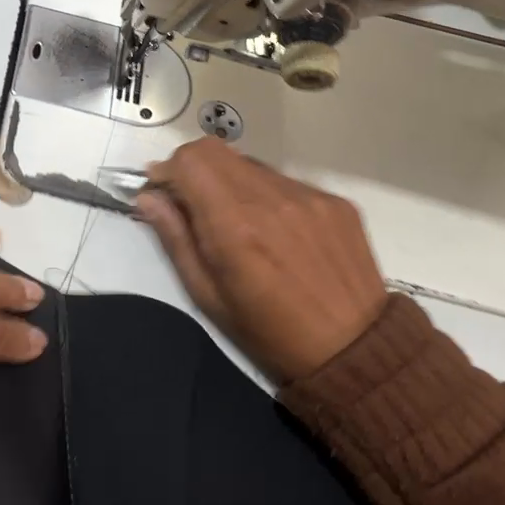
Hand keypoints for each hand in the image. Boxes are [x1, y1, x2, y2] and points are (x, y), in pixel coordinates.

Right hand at [140, 139, 388, 383]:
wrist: (356, 353)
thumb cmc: (268, 333)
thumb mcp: (207, 295)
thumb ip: (175, 238)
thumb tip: (148, 197)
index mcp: (233, 224)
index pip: (188, 160)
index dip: (167, 170)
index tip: (162, 192)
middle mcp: (271, 198)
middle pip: (215, 151)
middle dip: (192, 168)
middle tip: (192, 202)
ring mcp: (308, 196)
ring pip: (249, 164)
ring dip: (230, 181)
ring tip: (238, 222)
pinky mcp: (336, 202)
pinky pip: (285, 181)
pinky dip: (267, 195)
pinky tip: (277, 232)